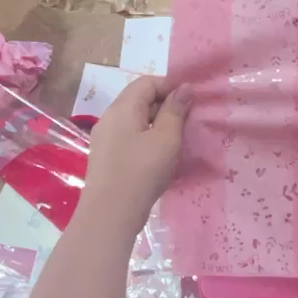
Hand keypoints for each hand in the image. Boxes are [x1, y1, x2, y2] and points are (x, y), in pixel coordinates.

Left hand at [82, 74, 190, 223]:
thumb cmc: (142, 170)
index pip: (147, 82)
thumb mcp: (167, 137)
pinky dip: (148, 138)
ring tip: (178, 139)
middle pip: (140, 99)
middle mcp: (109, 118)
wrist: (110, 214)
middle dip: (167, 105)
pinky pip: (130, 136)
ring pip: (136, 119)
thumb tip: (185, 88)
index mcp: (122, 108)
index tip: (191, 102)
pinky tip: (161, 155)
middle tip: (189, 121)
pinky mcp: (107, 156)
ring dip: (159, 123)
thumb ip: (176, 109)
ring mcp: (105, 138)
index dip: (171, 87)